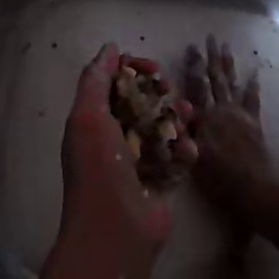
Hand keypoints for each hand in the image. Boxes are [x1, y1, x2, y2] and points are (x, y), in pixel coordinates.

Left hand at [61, 45, 172, 266]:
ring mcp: (137, 160)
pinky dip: (184, 150)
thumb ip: (95, 79)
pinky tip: (190, 150)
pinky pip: (175, 156)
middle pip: (141, 102)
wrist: (116, 231)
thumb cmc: (98, 168)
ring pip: (161, 126)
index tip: (153, 68)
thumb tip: (109, 47)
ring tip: (188, 118)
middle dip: (160, 94)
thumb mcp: (88, 116)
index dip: (133, 70)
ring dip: (176, 119)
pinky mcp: (159, 180)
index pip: (114, 83)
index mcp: (92, 120)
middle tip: (172, 94)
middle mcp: (113, 137)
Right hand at [186, 36, 276, 211]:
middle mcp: (222, 110)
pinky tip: (254, 73)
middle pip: (215, 78)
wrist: (255, 189)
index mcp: (204, 117)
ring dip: (229, 64)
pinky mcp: (254, 123)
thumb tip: (174, 108)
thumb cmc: (219, 178)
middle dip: (211, 57)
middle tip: (210, 37)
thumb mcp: (193, 155)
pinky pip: (253, 100)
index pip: (195, 85)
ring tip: (226, 47)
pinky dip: (253, 86)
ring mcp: (240, 115)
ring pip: (232, 83)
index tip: (191, 47)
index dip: (192, 65)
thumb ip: (184, 130)